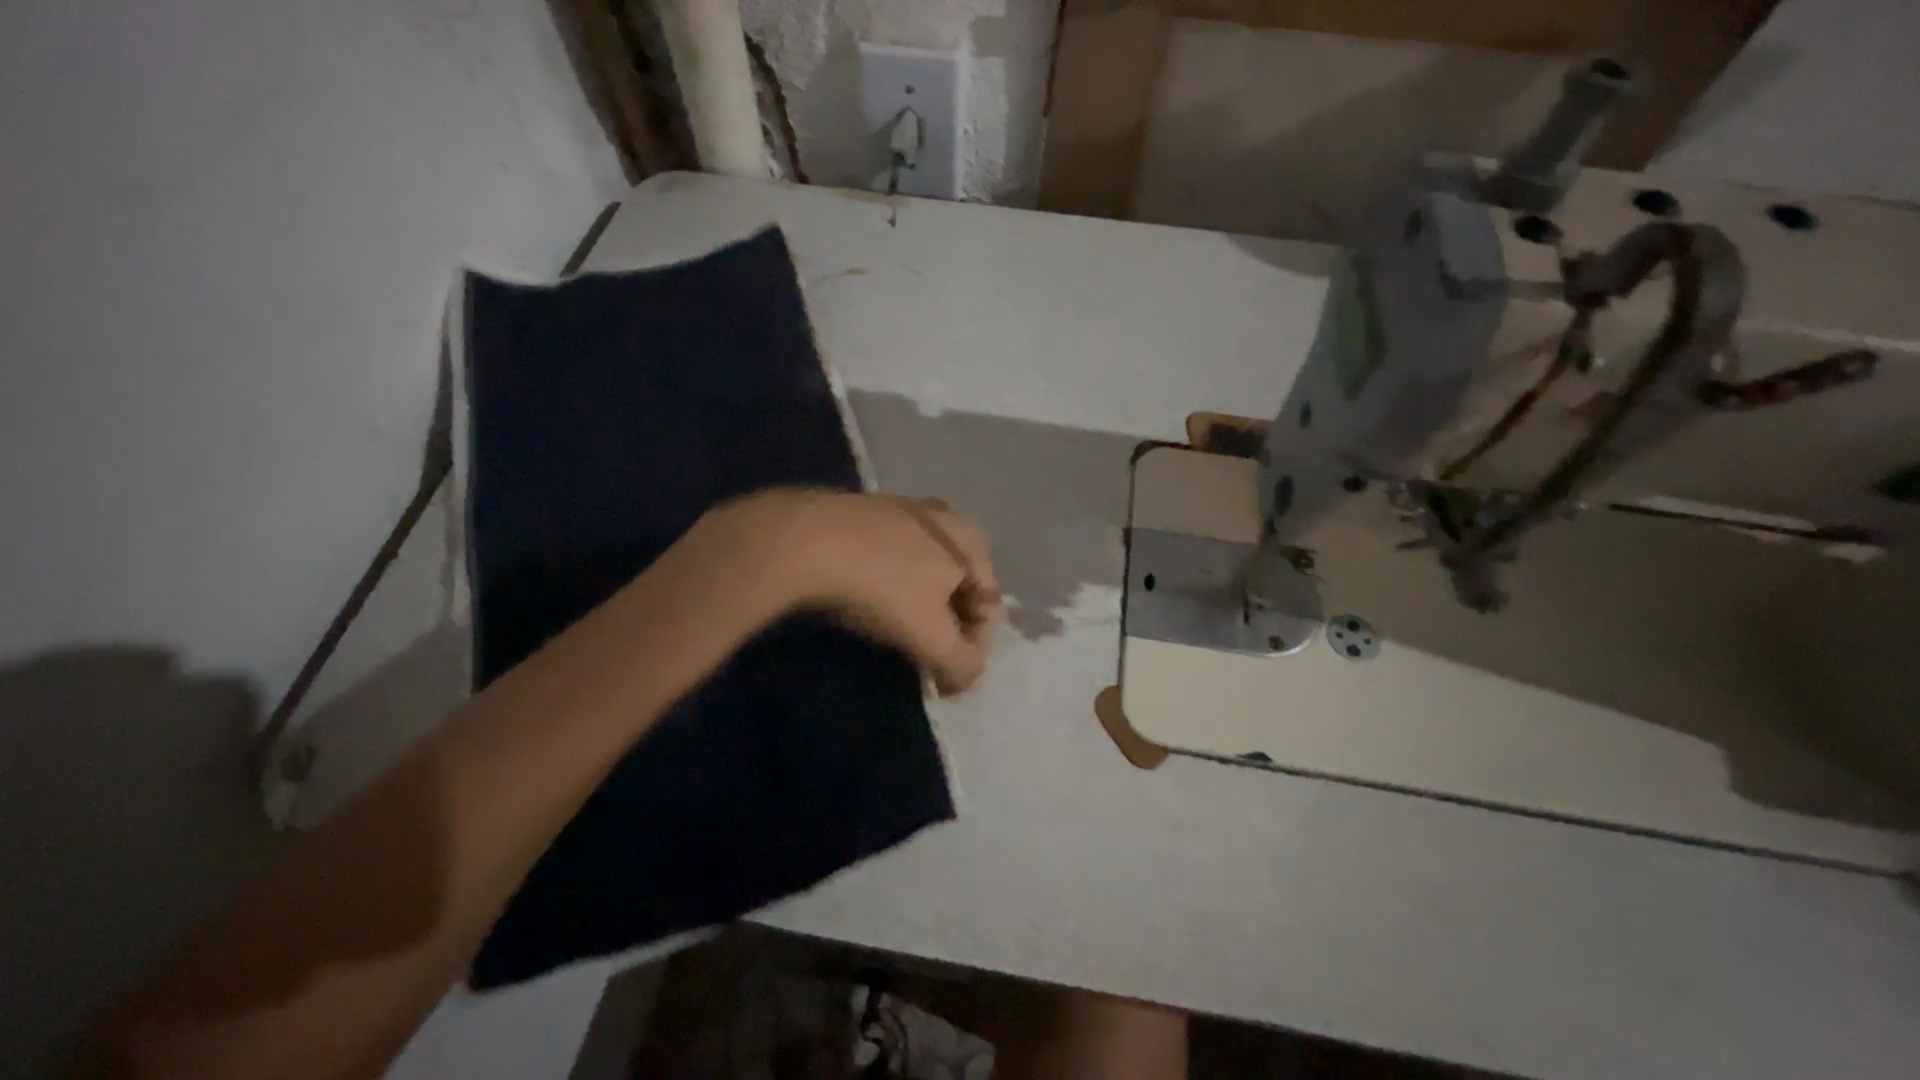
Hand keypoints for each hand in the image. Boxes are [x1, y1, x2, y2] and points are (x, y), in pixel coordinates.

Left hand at [689, 490, 1001, 694]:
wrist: (800, 541)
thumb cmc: (880, 586)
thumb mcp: (931, 636)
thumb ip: (963, 664)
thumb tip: (967, 679)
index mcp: (970, 539)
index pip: (988, 607)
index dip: (973, 651)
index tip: (946, 682)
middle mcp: (943, 516)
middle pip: (956, 588)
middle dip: (945, 628)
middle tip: (924, 660)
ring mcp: (899, 510)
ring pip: (921, 573)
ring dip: (914, 610)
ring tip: (893, 638)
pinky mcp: (860, 514)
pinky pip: (888, 561)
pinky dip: (885, 588)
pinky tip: (863, 606)